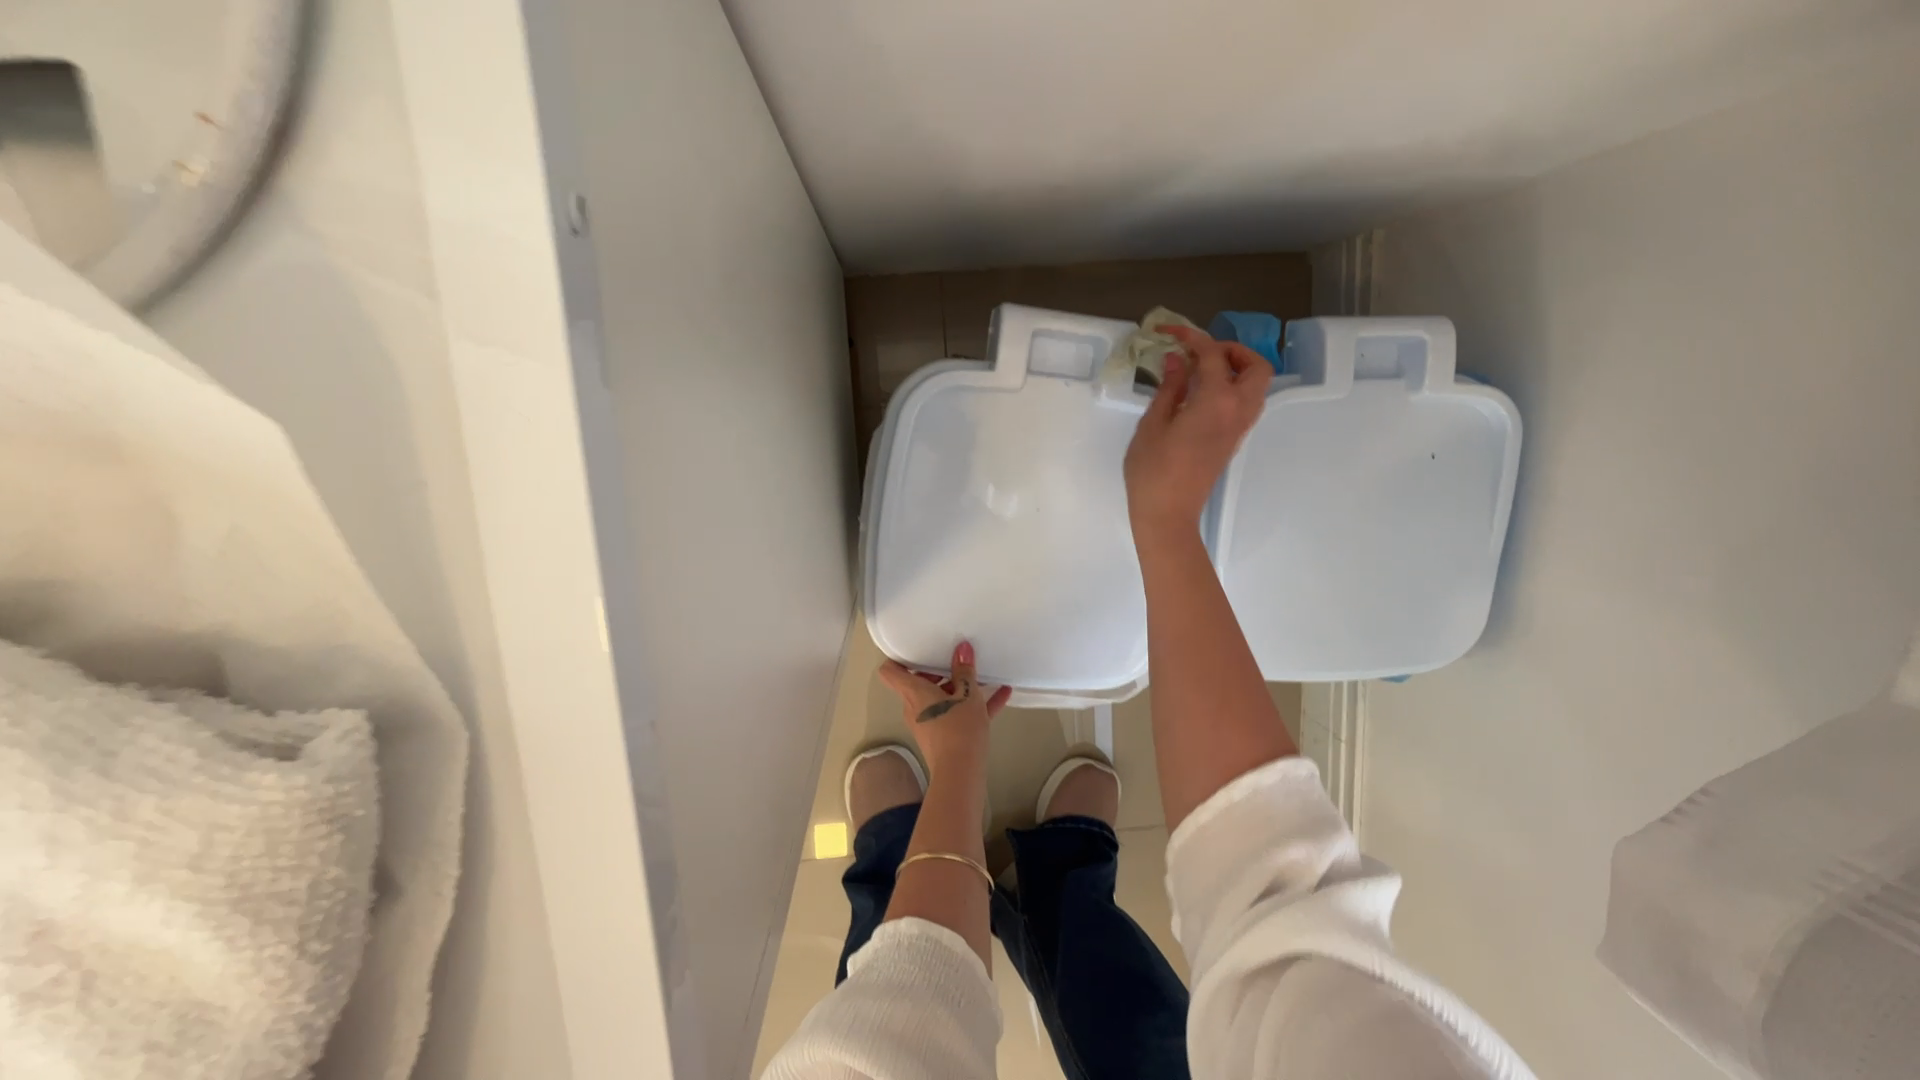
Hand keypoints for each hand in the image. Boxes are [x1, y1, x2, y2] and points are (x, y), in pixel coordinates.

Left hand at [878, 641, 1011, 777]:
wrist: (960, 773)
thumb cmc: (959, 728)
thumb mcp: (967, 695)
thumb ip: (964, 671)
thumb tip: (962, 648)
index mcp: (914, 692)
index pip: (891, 671)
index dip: (899, 658)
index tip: (918, 650)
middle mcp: (914, 707)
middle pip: (919, 684)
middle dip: (939, 672)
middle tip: (958, 662)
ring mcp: (927, 723)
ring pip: (940, 699)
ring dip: (959, 688)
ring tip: (983, 676)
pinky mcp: (942, 737)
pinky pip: (956, 714)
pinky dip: (973, 705)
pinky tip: (1002, 694)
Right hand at [1123, 324, 1271, 548]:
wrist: (1167, 514)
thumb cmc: (1153, 470)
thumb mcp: (1154, 423)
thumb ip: (1170, 387)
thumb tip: (1178, 360)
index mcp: (1217, 401)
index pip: (1213, 355)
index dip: (1191, 337)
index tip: (1169, 332)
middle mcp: (1238, 410)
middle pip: (1256, 367)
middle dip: (1232, 351)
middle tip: (1200, 353)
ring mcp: (1239, 427)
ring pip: (1256, 386)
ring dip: (1236, 370)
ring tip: (1200, 371)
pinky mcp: (1233, 440)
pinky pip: (1246, 403)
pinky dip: (1232, 388)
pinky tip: (1200, 394)